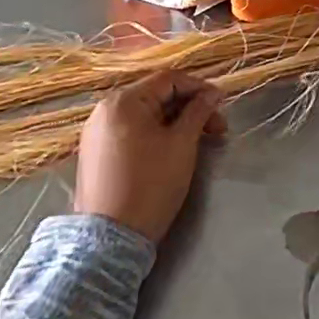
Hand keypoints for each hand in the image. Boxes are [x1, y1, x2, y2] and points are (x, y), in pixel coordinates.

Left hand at [73, 70, 225, 242]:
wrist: (110, 238)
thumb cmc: (151, 186)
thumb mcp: (181, 145)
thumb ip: (198, 113)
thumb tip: (212, 93)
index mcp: (123, 100)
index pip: (168, 79)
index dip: (199, 88)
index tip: (222, 103)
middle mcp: (104, 108)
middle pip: (154, 95)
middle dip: (189, 107)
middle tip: (217, 128)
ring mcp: (96, 131)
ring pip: (143, 114)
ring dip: (173, 121)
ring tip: (198, 140)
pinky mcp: (95, 151)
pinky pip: (130, 130)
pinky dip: (153, 133)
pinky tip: (171, 149)